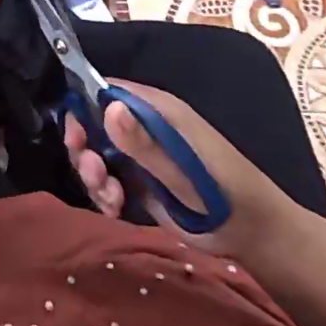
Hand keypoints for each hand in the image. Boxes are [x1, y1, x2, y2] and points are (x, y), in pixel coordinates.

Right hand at [64, 80, 305, 260]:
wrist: (250, 233)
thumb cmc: (223, 192)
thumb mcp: (181, 170)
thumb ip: (143, 143)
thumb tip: (109, 107)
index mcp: (159, 112)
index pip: (109, 92)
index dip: (85, 107)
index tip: (75, 134)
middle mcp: (147, 128)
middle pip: (97, 125)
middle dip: (86, 149)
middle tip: (94, 173)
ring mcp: (143, 155)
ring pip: (99, 156)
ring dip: (96, 178)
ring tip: (112, 199)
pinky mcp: (142, 182)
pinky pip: (110, 182)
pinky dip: (106, 195)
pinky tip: (117, 209)